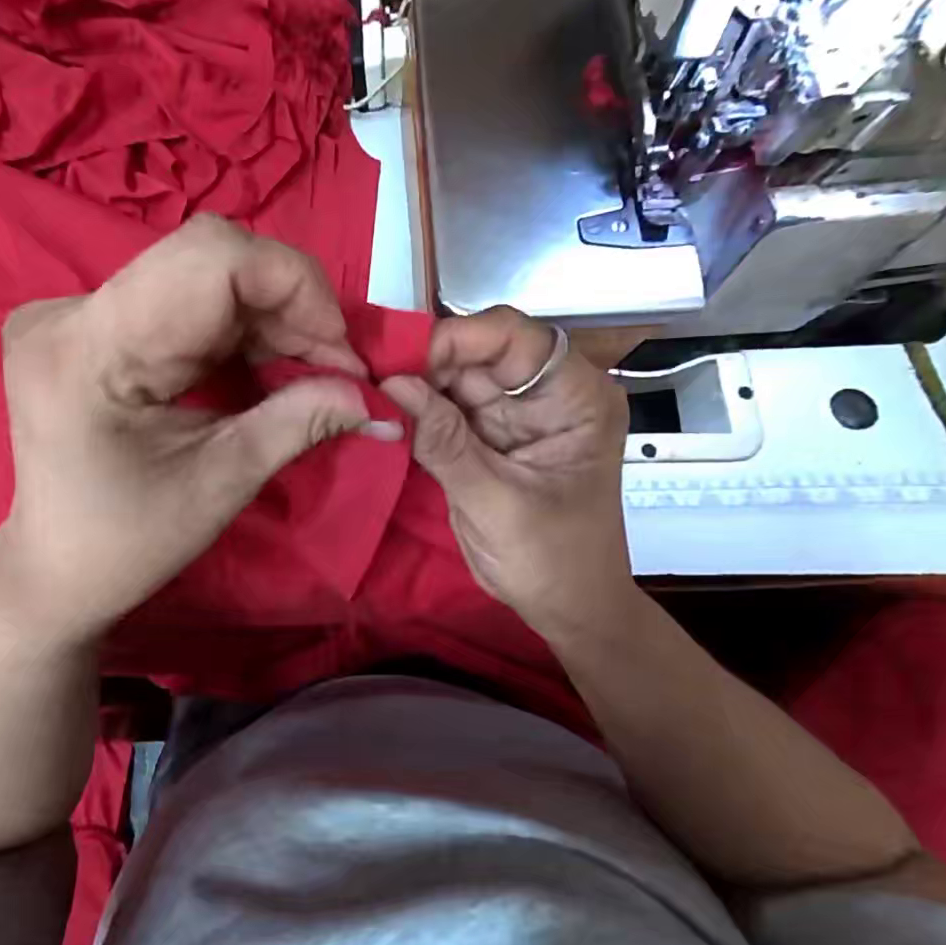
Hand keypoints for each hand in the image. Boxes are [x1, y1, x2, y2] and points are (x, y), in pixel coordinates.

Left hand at [0, 215, 399, 643]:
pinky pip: (184, 301)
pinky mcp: (90, 325)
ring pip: (201, 275)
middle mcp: (71, 313)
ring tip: (307, 374)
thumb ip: (298, 423)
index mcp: (88, 349)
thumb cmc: (124, 545)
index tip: (342, 352)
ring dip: (269, 319)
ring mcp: (74, 314)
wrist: (53, 571)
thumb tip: (373, 398)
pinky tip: (264, 370)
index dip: (295, 286)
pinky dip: (238, 332)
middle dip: (289, 306)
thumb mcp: (219, 485)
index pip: (210, 259)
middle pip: (207, 259)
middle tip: (333, 368)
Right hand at [382, 307, 633, 637]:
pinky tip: (388, 412)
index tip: (398, 361)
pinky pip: (447, 405)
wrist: (565, 606)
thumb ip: (444, 442)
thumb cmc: (551, 560)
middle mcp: (548, 391)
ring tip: (370, 393)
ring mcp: (516, 410)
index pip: (515, 338)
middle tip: (370, 377)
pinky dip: (418, 408)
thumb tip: (390, 384)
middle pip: (479, 351)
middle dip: (425, 361)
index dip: (456, 339)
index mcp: (575, 397)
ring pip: (456, 375)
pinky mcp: (489, 431)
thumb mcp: (495, 503)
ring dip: (415, 383)